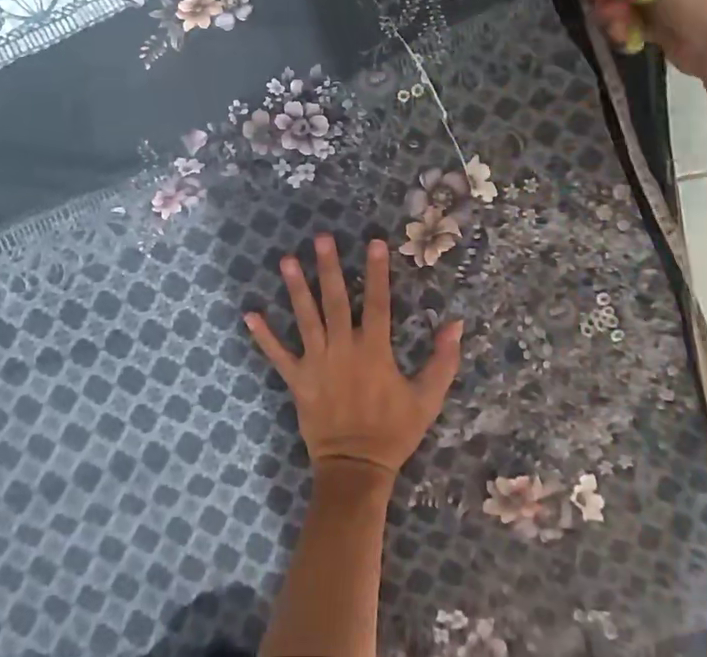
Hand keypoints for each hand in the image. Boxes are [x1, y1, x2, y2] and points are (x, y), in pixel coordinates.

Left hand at [244, 233, 463, 476]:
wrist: (356, 468)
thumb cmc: (395, 431)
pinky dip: (264, 336)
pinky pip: (278, 355)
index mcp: (374, 350)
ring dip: (296, 289)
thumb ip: (443, 360)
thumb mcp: (428, 398)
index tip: (375, 242)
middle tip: (321, 238)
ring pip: (305, 319)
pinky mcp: (297, 380)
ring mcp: (317, 363)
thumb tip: (456, 323)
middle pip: (336, 301)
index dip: (378, 272)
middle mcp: (343, 349)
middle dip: (329, 268)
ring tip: (286, 260)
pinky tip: (250, 314)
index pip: (379, 302)